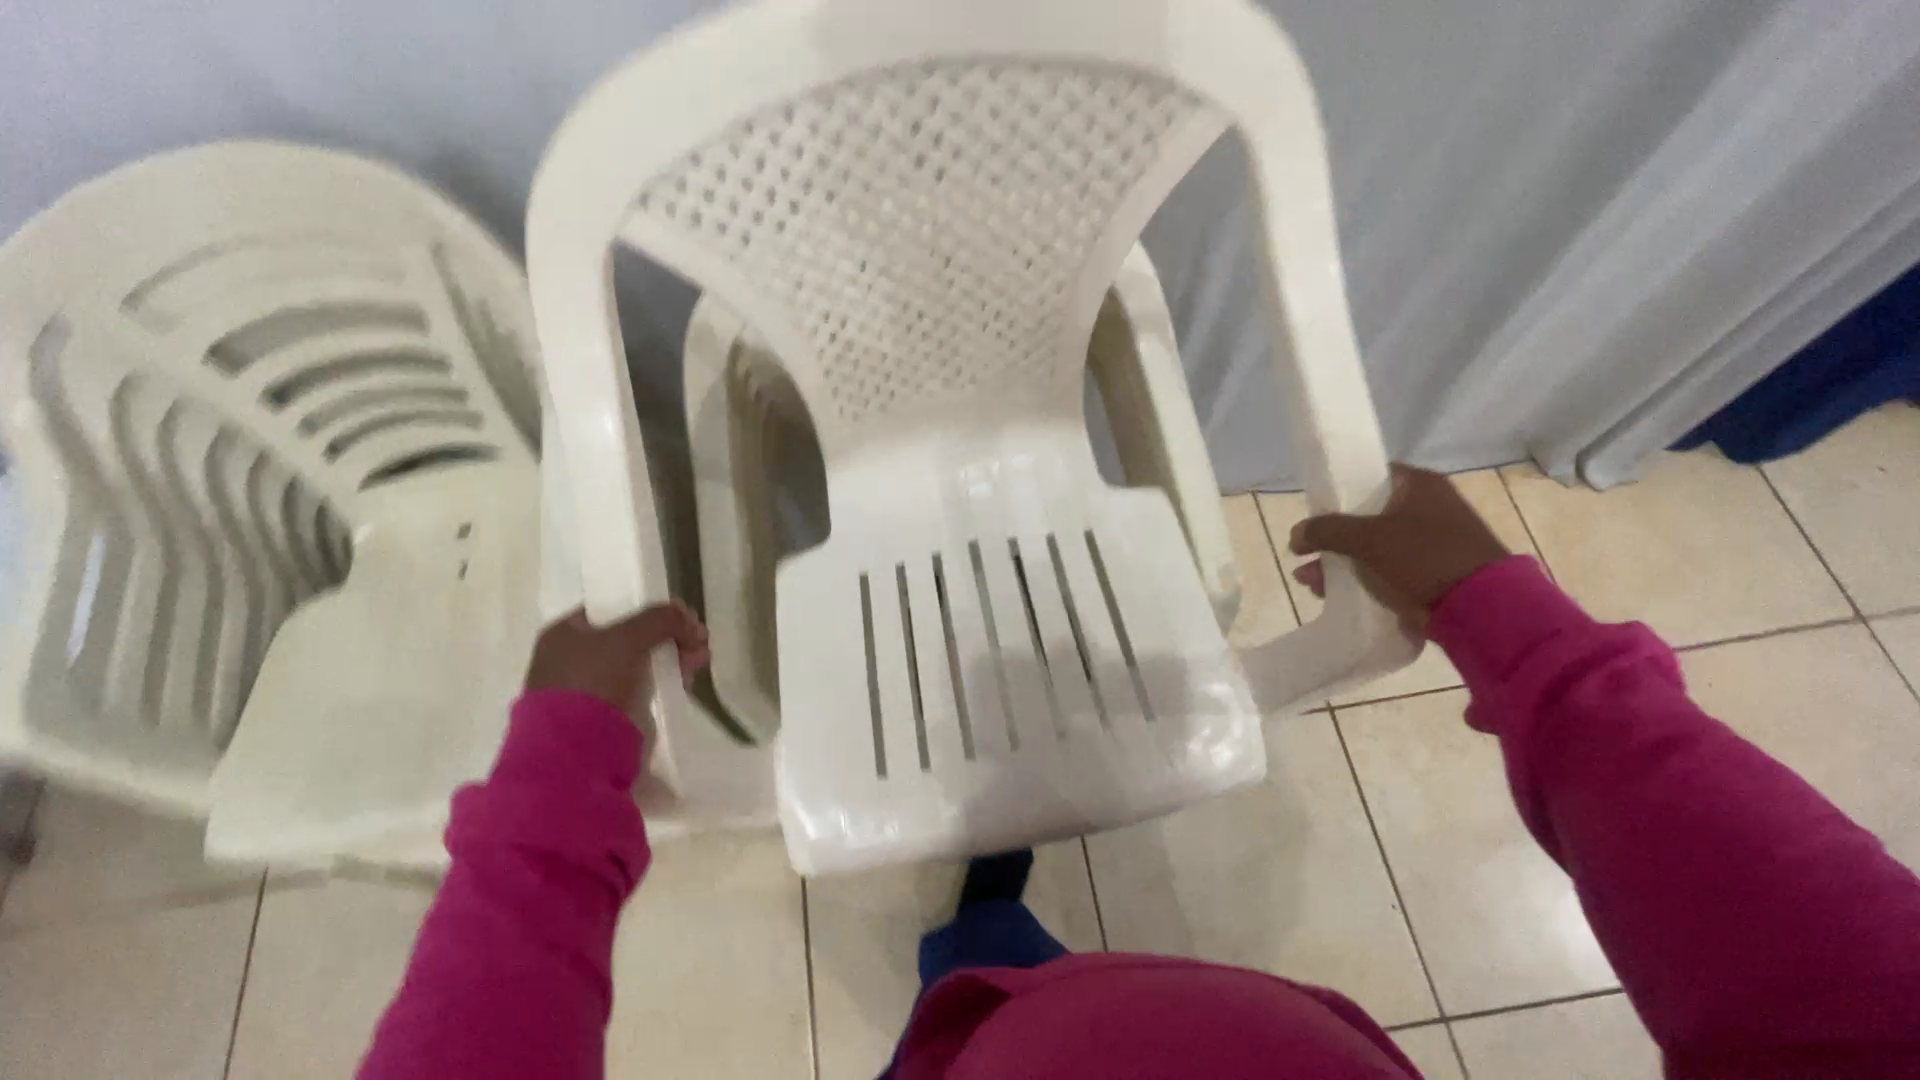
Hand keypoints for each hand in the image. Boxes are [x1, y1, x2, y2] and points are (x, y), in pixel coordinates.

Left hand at [523, 601, 710, 712]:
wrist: (577, 752)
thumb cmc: (594, 682)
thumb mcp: (628, 638)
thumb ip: (661, 619)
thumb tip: (687, 617)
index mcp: (565, 633)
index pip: (612, 609)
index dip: (648, 608)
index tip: (680, 616)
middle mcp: (573, 658)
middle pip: (632, 636)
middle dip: (669, 635)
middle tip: (698, 638)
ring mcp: (591, 688)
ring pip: (642, 662)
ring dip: (674, 657)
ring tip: (701, 658)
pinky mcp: (608, 714)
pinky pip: (643, 688)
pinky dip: (666, 681)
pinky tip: (688, 680)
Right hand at [1288, 464, 1508, 631]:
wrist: (1480, 607)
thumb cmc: (1424, 557)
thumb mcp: (1368, 538)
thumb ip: (1326, 531)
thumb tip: (1295, 534)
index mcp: (1418, 485)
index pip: (1370, 476)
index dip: (1338, 491)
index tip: (1314, 510)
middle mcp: (1425, 508)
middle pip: (1364, 516)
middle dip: (1330, 538)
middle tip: (1304, 553)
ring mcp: (1428, 542)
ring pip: (1370, 547)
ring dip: (1338, 563)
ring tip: (1309, 582)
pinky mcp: (1427, 573)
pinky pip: (1383, 570)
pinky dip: (1358, 579)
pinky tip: (1330, 593)